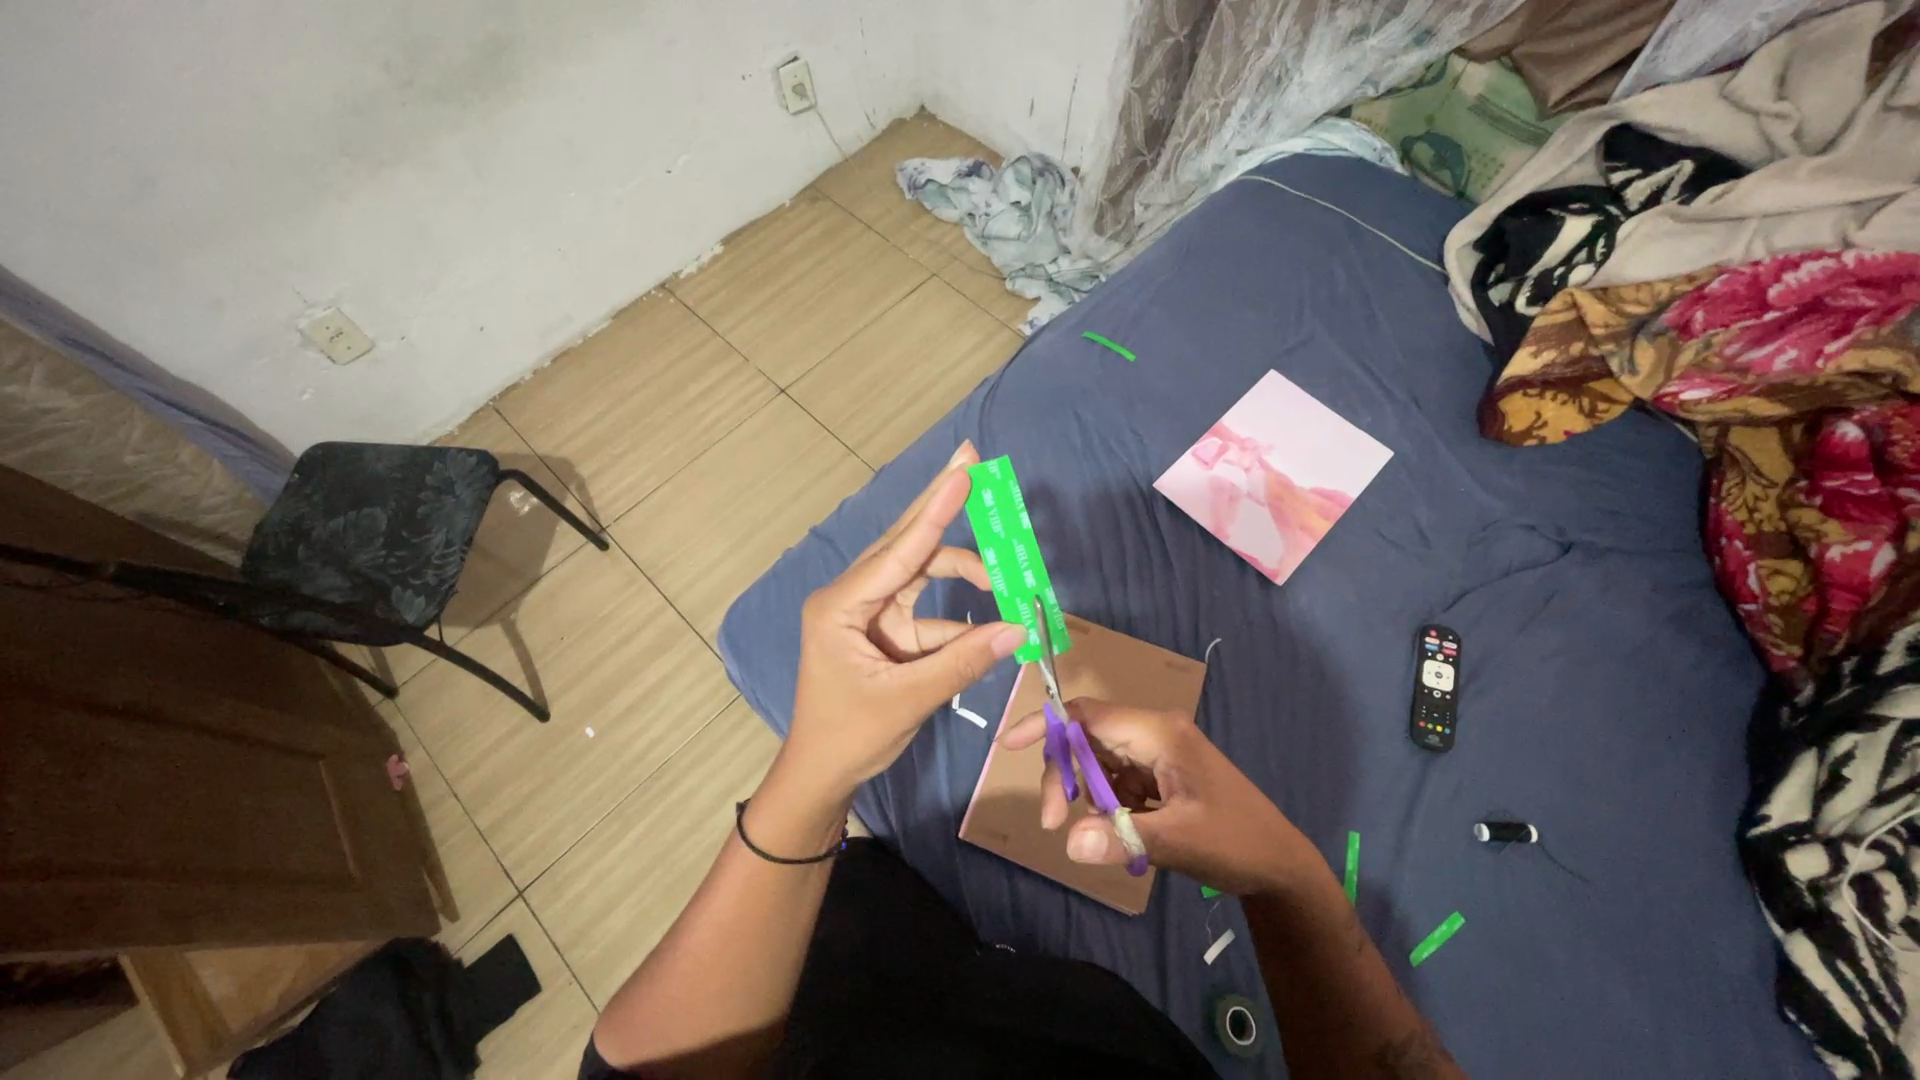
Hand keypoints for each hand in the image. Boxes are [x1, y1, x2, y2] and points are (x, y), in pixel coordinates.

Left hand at [782, 442, 1027, 795]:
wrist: (822, 772)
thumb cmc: (849, 736)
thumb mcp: (908, 700)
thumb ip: (963, 663)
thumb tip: (1020, 630)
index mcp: (841, 605)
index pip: (899, 551)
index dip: (936, 510)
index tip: (963, 470)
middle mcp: (853, 596)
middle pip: (906, 542)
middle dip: (941, 505)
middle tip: (970, 459)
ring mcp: (870, 611)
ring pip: (921, 572)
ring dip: (962, 573)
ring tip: (1005, 580)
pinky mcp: (886, 630)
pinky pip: (929, 610)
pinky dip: (959, 618)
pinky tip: (991, 625)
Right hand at [1000, 698, 1318, 895]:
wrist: (1280, 865)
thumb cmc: (1237, 842)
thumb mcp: (1181, 841)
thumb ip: (1124, 837)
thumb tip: (1068, 841)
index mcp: (1160, 732)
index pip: (1087, 714)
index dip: (1045, 724)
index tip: (1006, 744)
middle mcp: (1154, 733)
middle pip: (1086, 737)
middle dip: (1064, 774)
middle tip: (1057, 823)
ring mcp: (1157, 753)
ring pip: (1096, 759)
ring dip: (1084, 792)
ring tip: (1097, 832)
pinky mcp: (1158, 775)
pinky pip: (1114, 779)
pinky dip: (1104, 802)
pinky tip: (1118, 830)